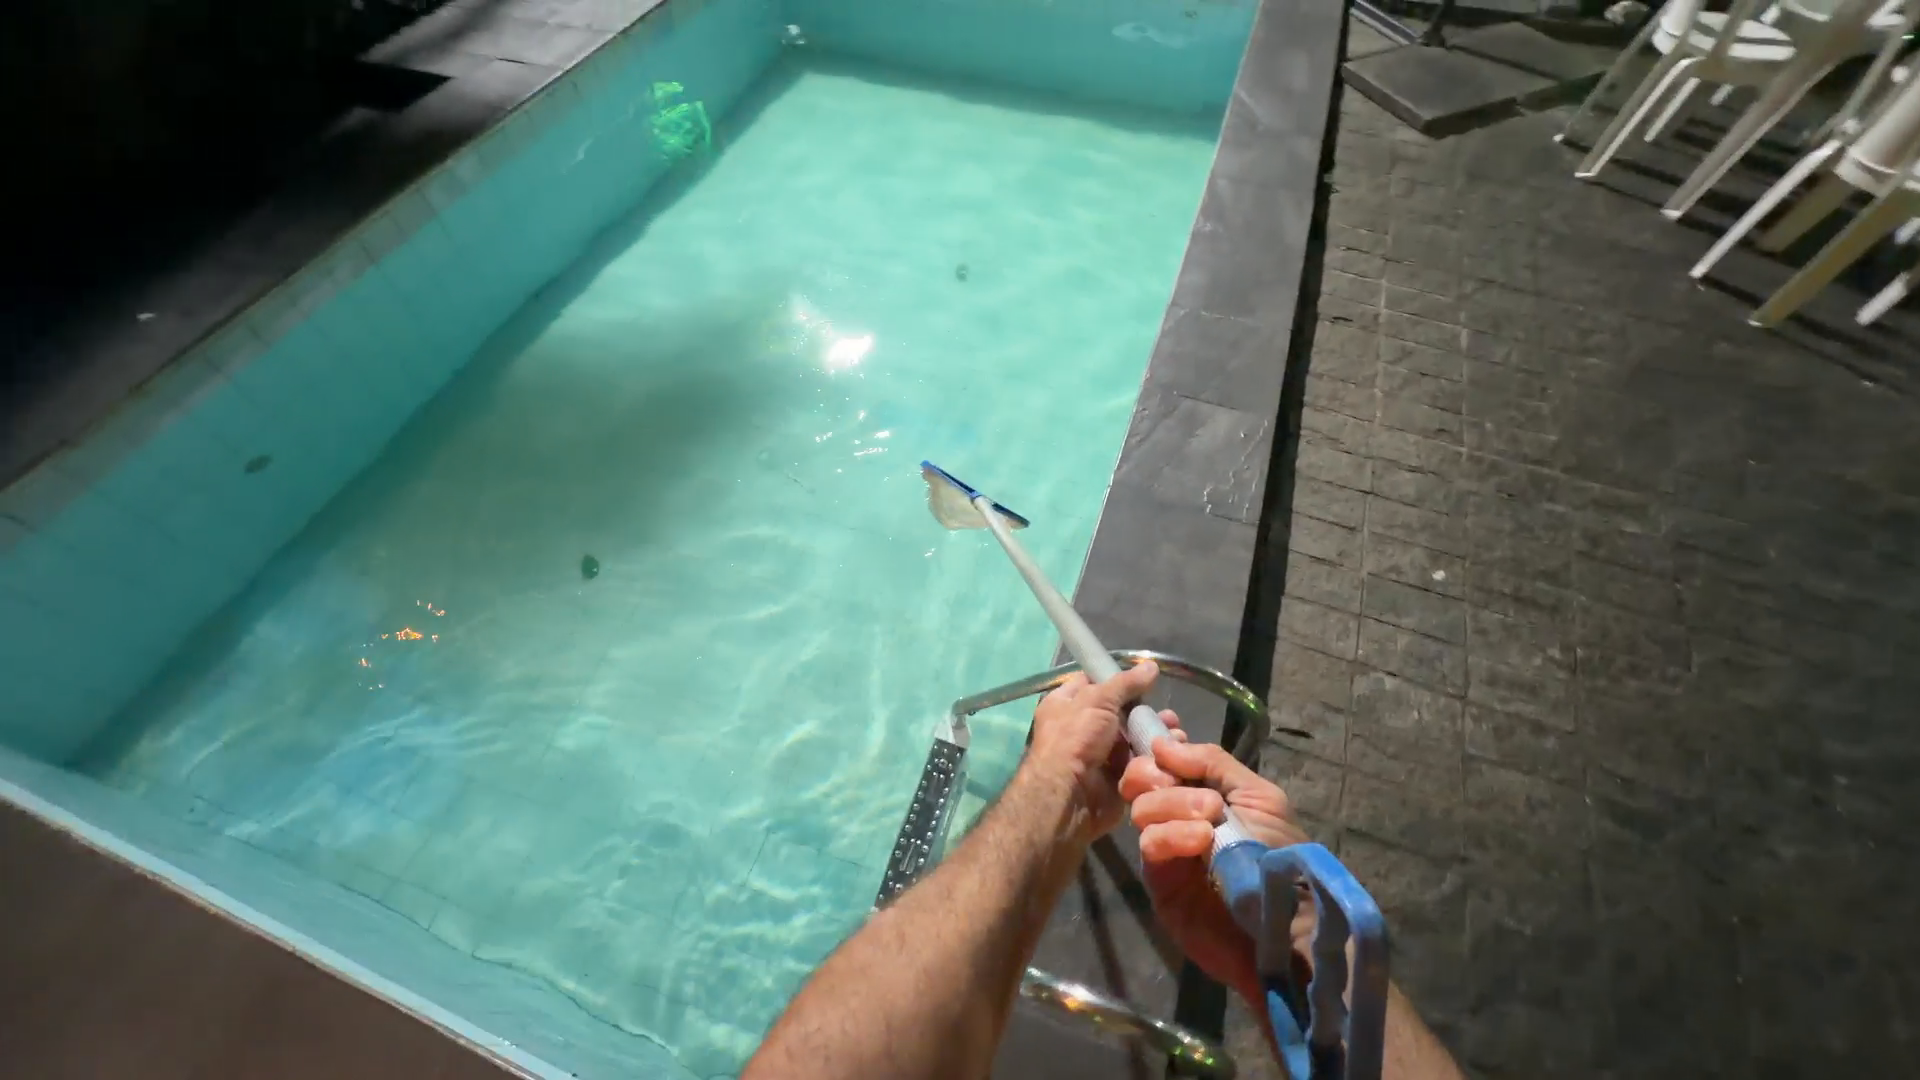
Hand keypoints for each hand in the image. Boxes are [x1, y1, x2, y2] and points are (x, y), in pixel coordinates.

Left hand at [1024, 661, 1165, 844]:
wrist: (1069, 796)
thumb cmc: (1075, 738)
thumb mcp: (1097, 701)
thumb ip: (1125, 684)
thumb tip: (1151, 665)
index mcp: (1066, 704)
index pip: (1093, 683)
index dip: (1117, 679)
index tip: (1145, 678)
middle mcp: (1081, 727)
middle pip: (1120, 713)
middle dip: (1146, 712)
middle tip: (1170, 715)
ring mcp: (1099, 755)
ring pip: (1133, 739)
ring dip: (1156, 736)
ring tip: (1178, 734)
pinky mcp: (1115, 778)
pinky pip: (1139, 764)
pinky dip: (1156, 759)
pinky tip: (1177, 754)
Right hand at [1120, 739, 1312, 1001]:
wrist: (1292, 924)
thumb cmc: (1281, 855)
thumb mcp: (1259, 797)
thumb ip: (1213, 763)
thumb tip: (1163, 742)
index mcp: (1198, 790)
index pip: (1162, 757)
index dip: (1160, 742)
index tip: (1169, 728)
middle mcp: (1175, 814)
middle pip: (1141, 778)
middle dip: (1161, 774)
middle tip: (1202, 795)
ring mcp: (1165, 846)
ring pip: (1141, 808)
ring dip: (1174, 803)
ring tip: (1211, 818)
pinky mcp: (1159, 879)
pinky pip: (1150, 845)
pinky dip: (1172, 834)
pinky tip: (1200, 839)